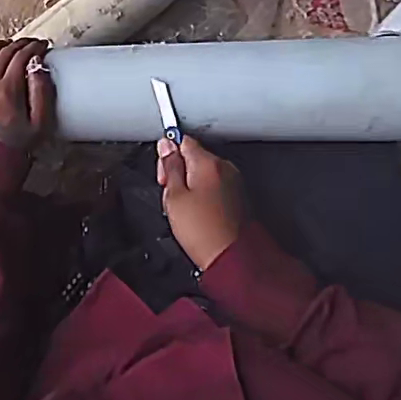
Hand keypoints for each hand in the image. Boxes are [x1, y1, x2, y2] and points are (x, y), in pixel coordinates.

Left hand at [0, 39, 55, 149]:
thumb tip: (39, 66)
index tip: (41, 46)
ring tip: (7, 45)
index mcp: (8, 90)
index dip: (34, 47)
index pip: (21, 56)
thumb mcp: (40, 125)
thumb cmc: (13, 150)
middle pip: (3, 53)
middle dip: (19, 45)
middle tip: (28, 45)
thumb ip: (42, 93)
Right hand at [157, 136, 247, 269]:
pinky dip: (204, 194)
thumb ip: (169, 167)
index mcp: (207, 163)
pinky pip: (214, 186)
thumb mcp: (173, 196)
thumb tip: (166, 147)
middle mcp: (224, 168)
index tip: (162, 169)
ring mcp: (234, 182)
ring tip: (184, 207)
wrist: (232, 258)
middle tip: (170, 192)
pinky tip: (197, 213)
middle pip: (193, 155)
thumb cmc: (204, 232)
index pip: (182, 140)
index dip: (167, 153)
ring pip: (203, 172)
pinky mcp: (237, 196)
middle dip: (178, 169)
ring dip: (191, 183)